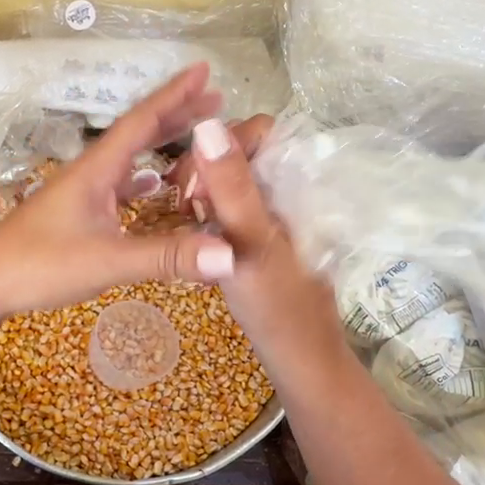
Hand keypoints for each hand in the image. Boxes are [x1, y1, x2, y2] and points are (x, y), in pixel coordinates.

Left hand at [0, 64, 237, 316]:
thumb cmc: (38, 265)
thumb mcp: (107, 261)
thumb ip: (166, 257)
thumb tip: (231, 255)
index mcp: (96, 170)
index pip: (141, 121)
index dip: (175, 95)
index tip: (205, 69)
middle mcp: (88, 174)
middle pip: (136, 133)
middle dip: (175, 114)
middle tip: (214, 98)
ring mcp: (78, 195)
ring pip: (126, 160)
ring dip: (160, 144)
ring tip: (193, 136)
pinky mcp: (72, 216)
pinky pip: (116, 187)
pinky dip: (141, 182)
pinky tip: (152, 189)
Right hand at [179, 115, 343, 357]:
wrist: (300, 359)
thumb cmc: (276, 303)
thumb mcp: (248, 241)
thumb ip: (231, 186)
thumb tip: (207, 124)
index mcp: (296, 182)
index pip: (257, 132)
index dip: (219, 147)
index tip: (193, 185)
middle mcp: (289, 189)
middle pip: (241, 153)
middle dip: (205, 171)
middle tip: (184, 208)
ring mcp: (277, 213)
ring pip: (232, 180)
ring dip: (204, 193)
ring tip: (187, 222)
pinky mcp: (265, 236)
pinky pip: (232, 207)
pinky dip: (210, 214)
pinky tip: (198, 237)